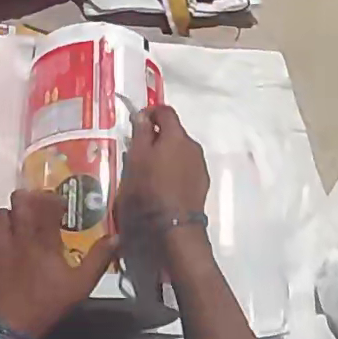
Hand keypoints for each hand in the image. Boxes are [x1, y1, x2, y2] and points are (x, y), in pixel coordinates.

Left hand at [0, 190, 119, 338]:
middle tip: (37, 205)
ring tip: (18, 216)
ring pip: (3, 212)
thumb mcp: (80, 286)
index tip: (60, 203)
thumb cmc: (46, 306)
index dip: (54, 199)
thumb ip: (98, 259)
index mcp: (45, 240)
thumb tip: (116, 237)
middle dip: (31, 198)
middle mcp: (21, 235)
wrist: (7, 327)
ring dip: (12, 210)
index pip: (49, 207)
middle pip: (22, 202)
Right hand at [118, 105, 209, 228]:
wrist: (172, 227)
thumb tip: (143, 115)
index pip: (165, 111)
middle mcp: (193, 146)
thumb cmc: (148, 190)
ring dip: (166, 154)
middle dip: (157, 137)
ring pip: (180, 151)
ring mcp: (200, 166)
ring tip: (149, 171)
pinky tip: (162, 185)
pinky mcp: (201, 184)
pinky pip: (185, 168)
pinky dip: (174, 170)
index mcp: (176, 135)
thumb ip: (140, 133)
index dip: (150, 112)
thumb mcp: (135, 159)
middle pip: (174, 132)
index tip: (135, 124)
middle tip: (138, 151)